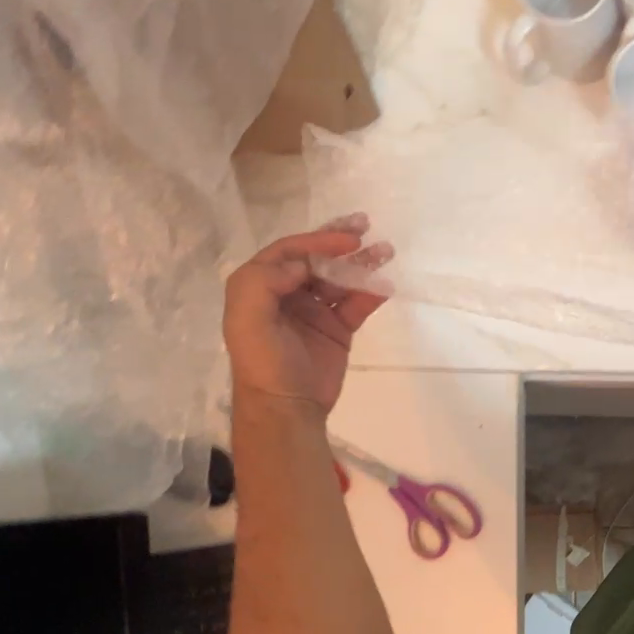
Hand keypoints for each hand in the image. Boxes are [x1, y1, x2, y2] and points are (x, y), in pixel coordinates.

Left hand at [223, 213, 393, 415]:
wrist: (287, 406)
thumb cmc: (263, 361)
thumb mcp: (247, 317)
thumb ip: (265, 281)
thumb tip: (302, 265)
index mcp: (260, 284)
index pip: (291, 252)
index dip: (319, 240)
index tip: (347, 239)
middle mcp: (287, 293)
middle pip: (317, 259)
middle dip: (341, 241)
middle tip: (365, 227)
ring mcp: (314, 311)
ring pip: (340, 279)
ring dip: (362, 265)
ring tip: (386, 252)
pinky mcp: (337, 330)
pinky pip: (356, 305)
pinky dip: (371, 294)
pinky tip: (386, 284)